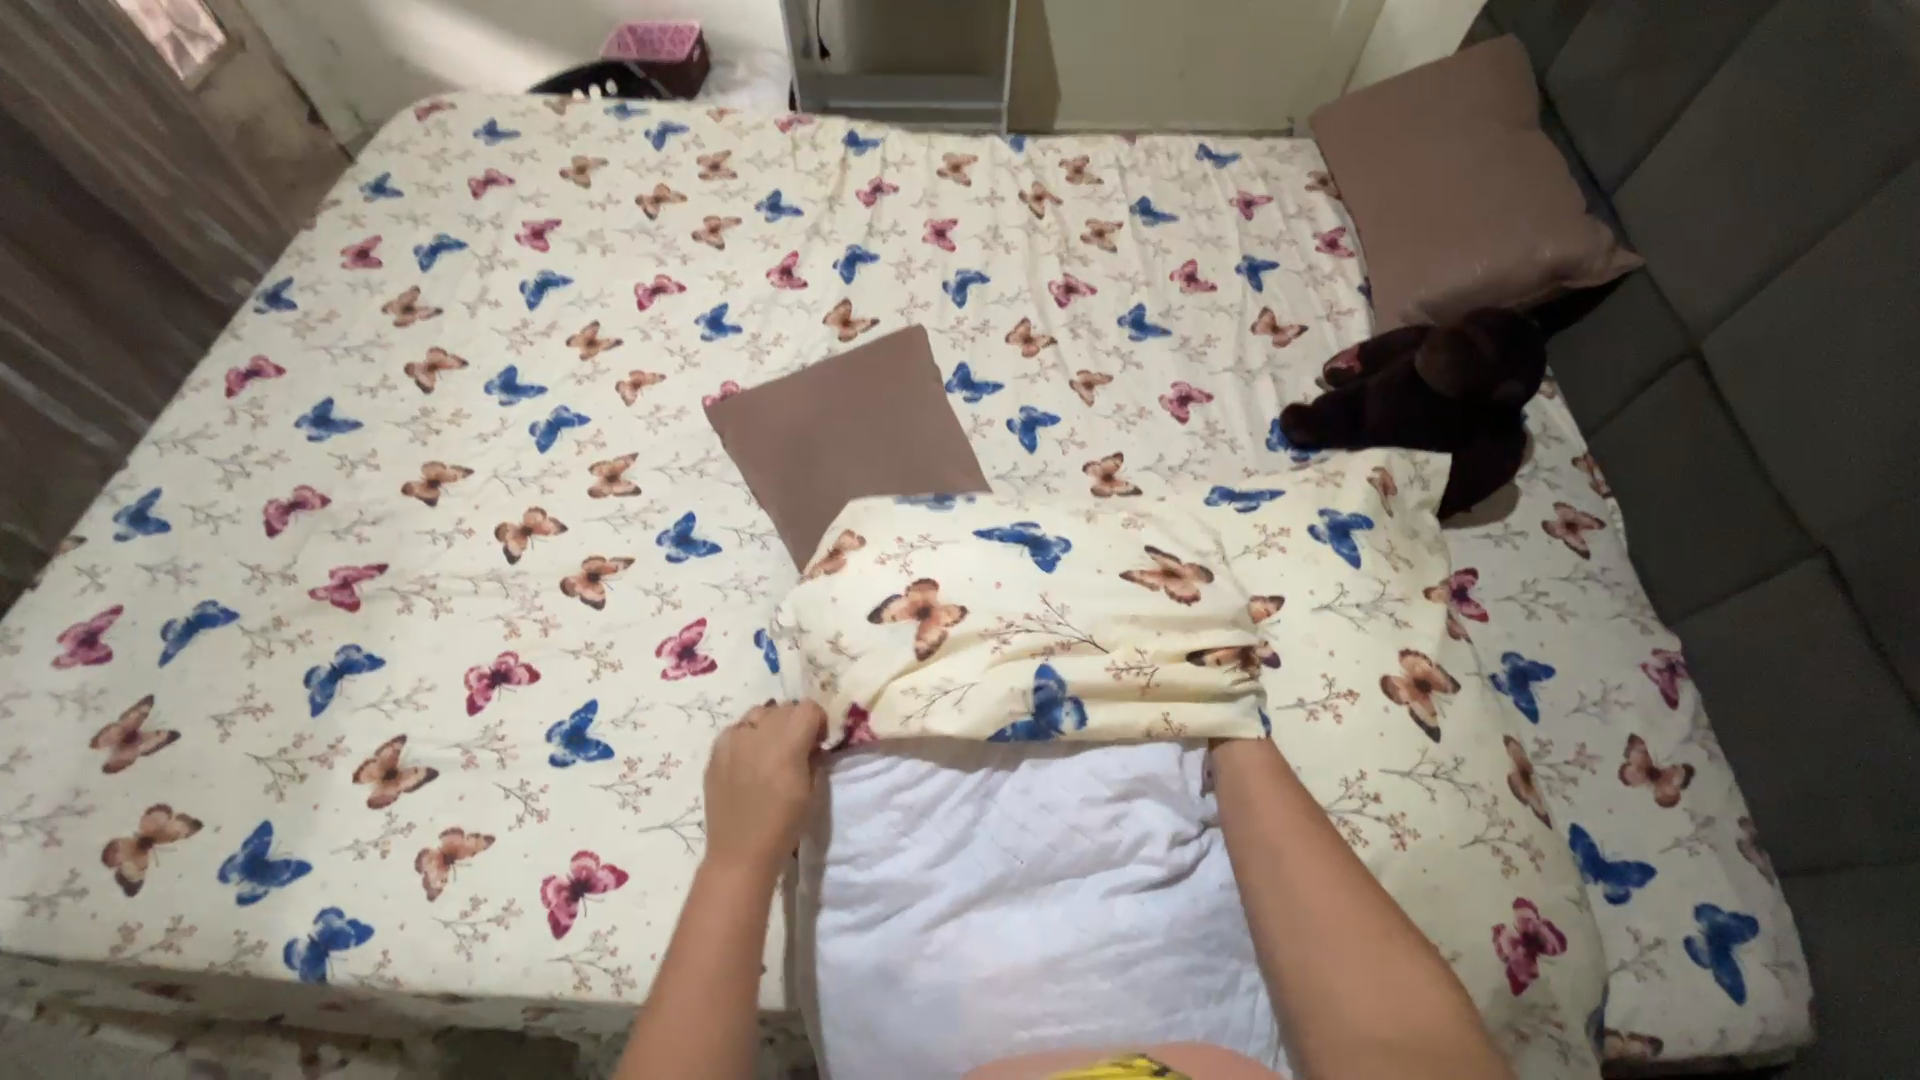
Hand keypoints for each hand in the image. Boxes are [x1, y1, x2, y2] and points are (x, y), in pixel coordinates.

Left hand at [703, 701, 825, 876]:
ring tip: (770, 750)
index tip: (818, 742)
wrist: (740, 853)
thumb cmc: (783, 827)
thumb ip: (815, 759)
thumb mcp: (813, 793)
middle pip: (784, 708)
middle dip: (796, 722)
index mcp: (786, 747)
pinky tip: (748, 758)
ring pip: (759, 712)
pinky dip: (747, 735)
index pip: (808, 708)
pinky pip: (736, 729)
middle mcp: (758, 736)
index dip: (818, 721)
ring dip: (771, 725)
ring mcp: (732, 742)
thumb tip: (812, 743)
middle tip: (797, 747)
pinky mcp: (715, 752)